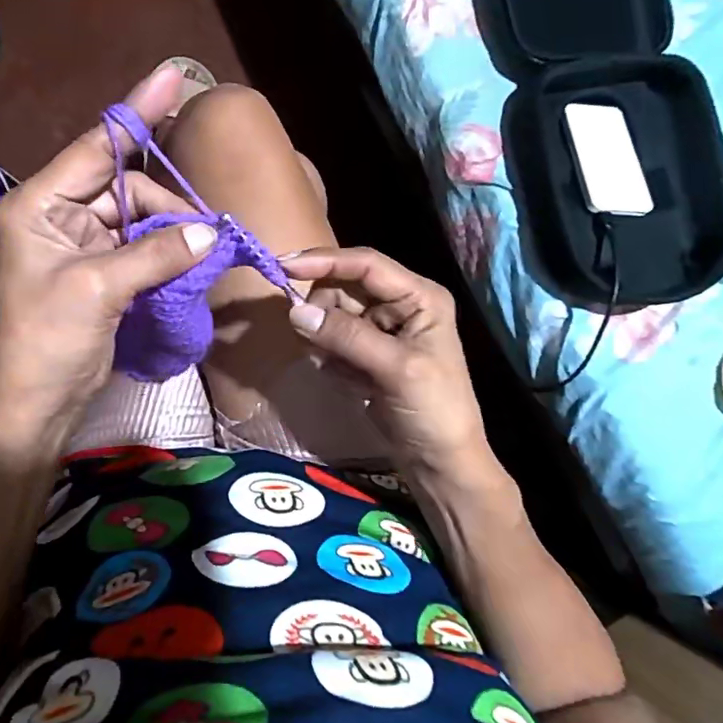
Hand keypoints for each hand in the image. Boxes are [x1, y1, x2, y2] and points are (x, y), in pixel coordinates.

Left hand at [0, 66, 215, 445]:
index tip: (172, 75)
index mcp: (39, 204)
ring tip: (201, 247)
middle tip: (205, 223)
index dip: (137, 112)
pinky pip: (140, 244)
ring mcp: (80, 243)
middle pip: (123, 182)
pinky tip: (190, 254)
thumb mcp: (99, 288)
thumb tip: (210, 230)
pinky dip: (165, 248)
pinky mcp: (100, 270)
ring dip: (170, 228)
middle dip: (165, 198)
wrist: (37, 404)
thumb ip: (156, 253)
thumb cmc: (50, 341)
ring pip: (137, 215)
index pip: (95, 147)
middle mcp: (58, 214)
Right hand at [281, 247, 507, 498]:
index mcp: (419, 297)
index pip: (365, 265)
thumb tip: (295, 312)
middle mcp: (398, 305)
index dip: (324, 261)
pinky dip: (327, 356)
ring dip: (322, 337)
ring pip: (331, 314)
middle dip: (321, 309)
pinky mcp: (364, 354)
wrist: (440, 462)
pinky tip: (344, 380)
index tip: (283, 268)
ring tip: (334, 367)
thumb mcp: (394, 369)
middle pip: (342, 287)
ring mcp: (380, 330)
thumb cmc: (432, 410)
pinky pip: (330, 340)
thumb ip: (346, 336)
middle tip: (314, 341)